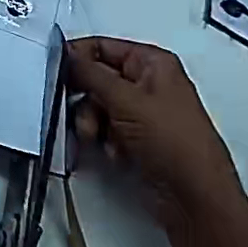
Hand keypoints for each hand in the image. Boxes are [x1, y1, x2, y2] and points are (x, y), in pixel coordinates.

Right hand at [64, 35, 243, 227]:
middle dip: (84, 98)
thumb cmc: (169, 140)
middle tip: (76, 111)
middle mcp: (145, 82)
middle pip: (95, 77)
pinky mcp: (135, 136)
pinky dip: (102, 138)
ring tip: (97, 139)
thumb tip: (64, 51)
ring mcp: (141, 111)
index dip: (76, 57)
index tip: (53, 72)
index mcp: (151, 62)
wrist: (195, 200)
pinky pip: (104, 127)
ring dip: (90, 122)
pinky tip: (113, 153)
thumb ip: (88, 72)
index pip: (100, 46)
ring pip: (95, 104)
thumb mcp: (125, 99)